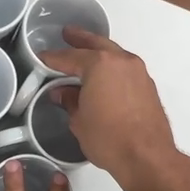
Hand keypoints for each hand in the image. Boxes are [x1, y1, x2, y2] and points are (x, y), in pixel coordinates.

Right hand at [37, 26, 178, 188]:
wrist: (146, 157)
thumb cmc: (108, 138)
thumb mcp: (79, 120)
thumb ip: (70, 101)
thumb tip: (63, 93)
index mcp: (100, 64)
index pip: (70, 56)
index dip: (53, 58)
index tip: (42, 58)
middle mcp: (121, 61)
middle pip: (97, 44)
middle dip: (80, 40)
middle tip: (68, 34)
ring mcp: (138, 72)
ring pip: (114, 55)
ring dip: (99, 53)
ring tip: (85, 55)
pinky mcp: (147, 86)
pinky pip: (124, 69)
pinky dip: (112, 68)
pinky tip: (104, 77)